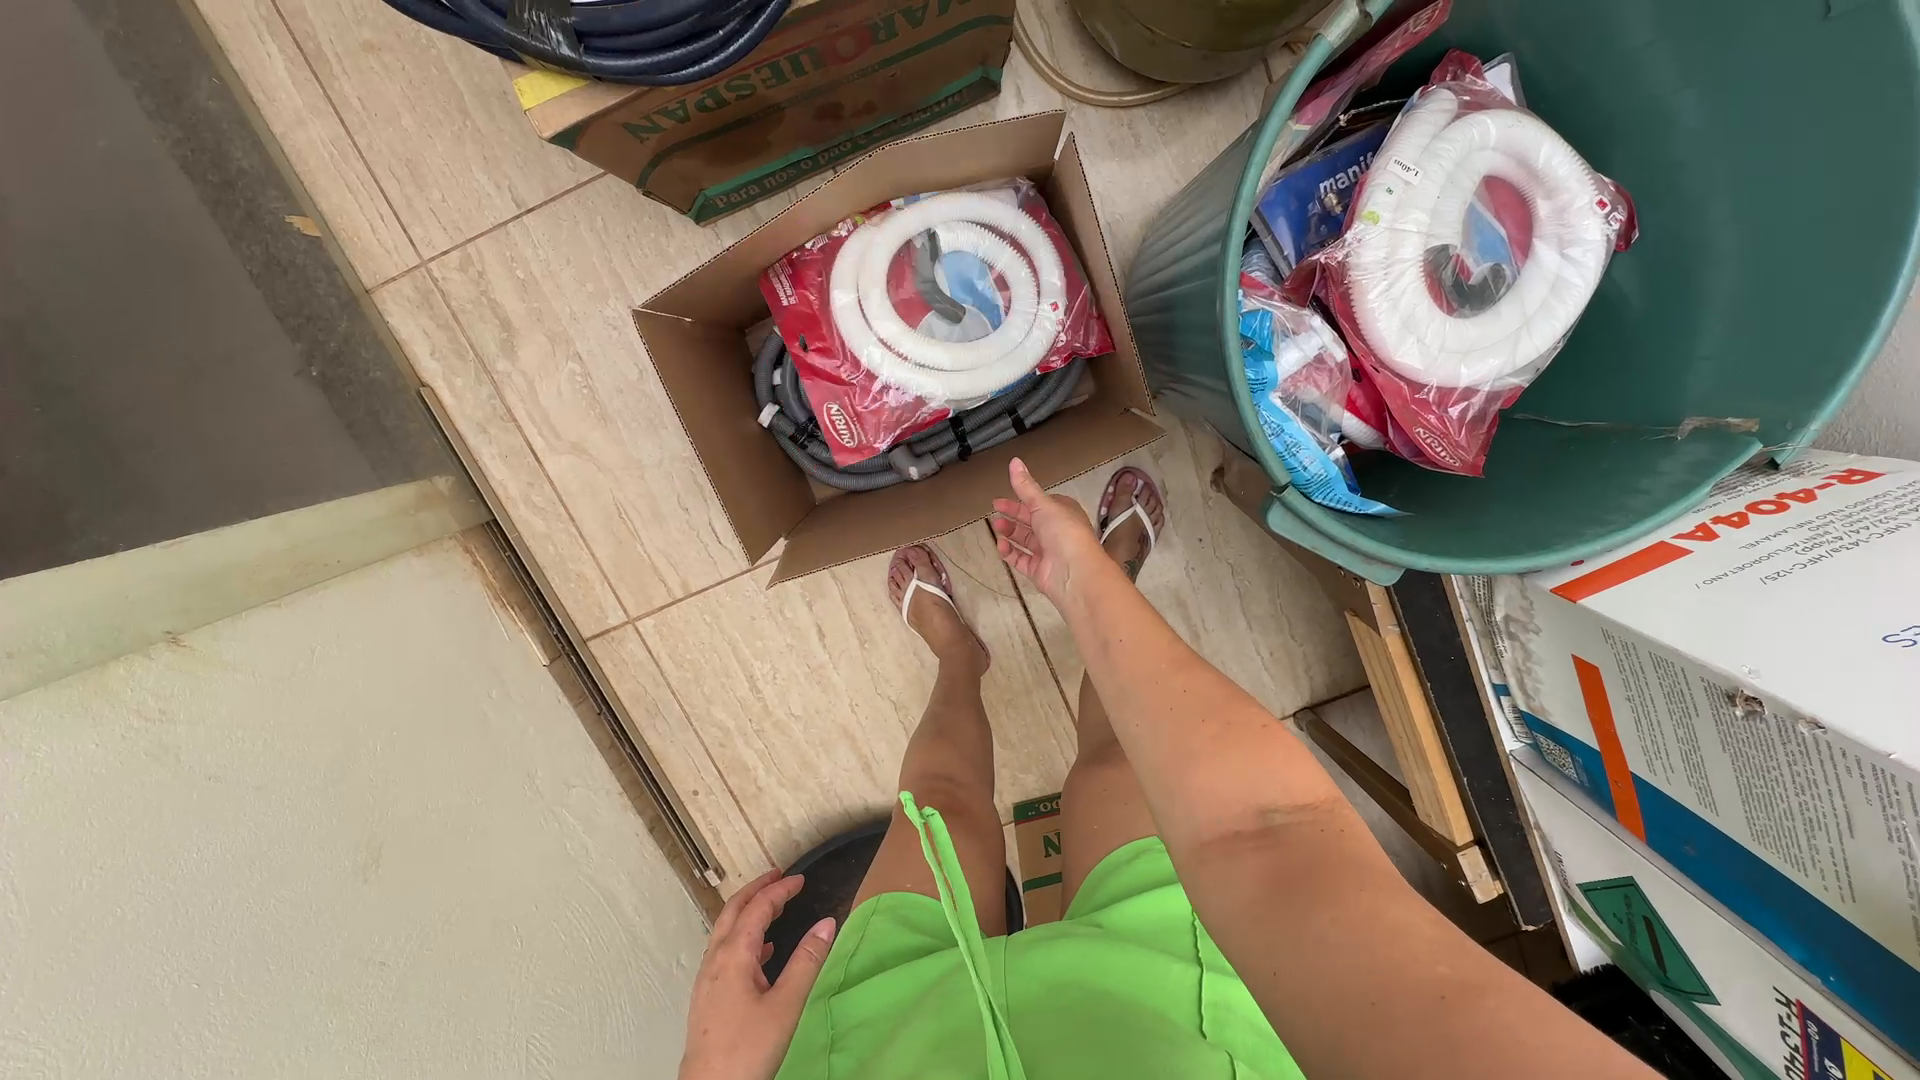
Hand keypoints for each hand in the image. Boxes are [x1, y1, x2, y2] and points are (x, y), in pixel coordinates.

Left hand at [678, 870, 836, 1079]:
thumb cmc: (749, 1048)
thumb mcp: (786, 1004)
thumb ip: (807, 961)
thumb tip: (828, 922)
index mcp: (733, 954)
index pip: (758, 908)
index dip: (780, 890)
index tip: (801, 879)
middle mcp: (715, 959)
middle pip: (733, 911)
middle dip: (756, 890)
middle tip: (779, 876)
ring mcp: (707, 979)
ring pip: (726, 931)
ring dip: (748, 912)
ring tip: (773, 907)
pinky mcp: (707, 998)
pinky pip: (725, 952)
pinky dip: (743, 938)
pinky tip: (762, 953)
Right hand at [991, 457, 1100, 604]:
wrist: (1074, 572)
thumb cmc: (1065, 532)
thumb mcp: (1043, 503)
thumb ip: (1026, 486)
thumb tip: (1015, 461)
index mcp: (1063, 513)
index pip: (1040, 503)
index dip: (1023, 499)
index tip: (1004, 498)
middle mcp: (1056, 532)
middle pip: (1031, 521)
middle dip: (1013, 515)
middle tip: (995, 510)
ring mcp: (1048, 552)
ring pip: (1025, 540)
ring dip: (1010, 532)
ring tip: (997, 527)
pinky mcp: (1039, 570)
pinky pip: (1021, 559)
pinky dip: (1010, 552)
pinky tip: (1000, 545)